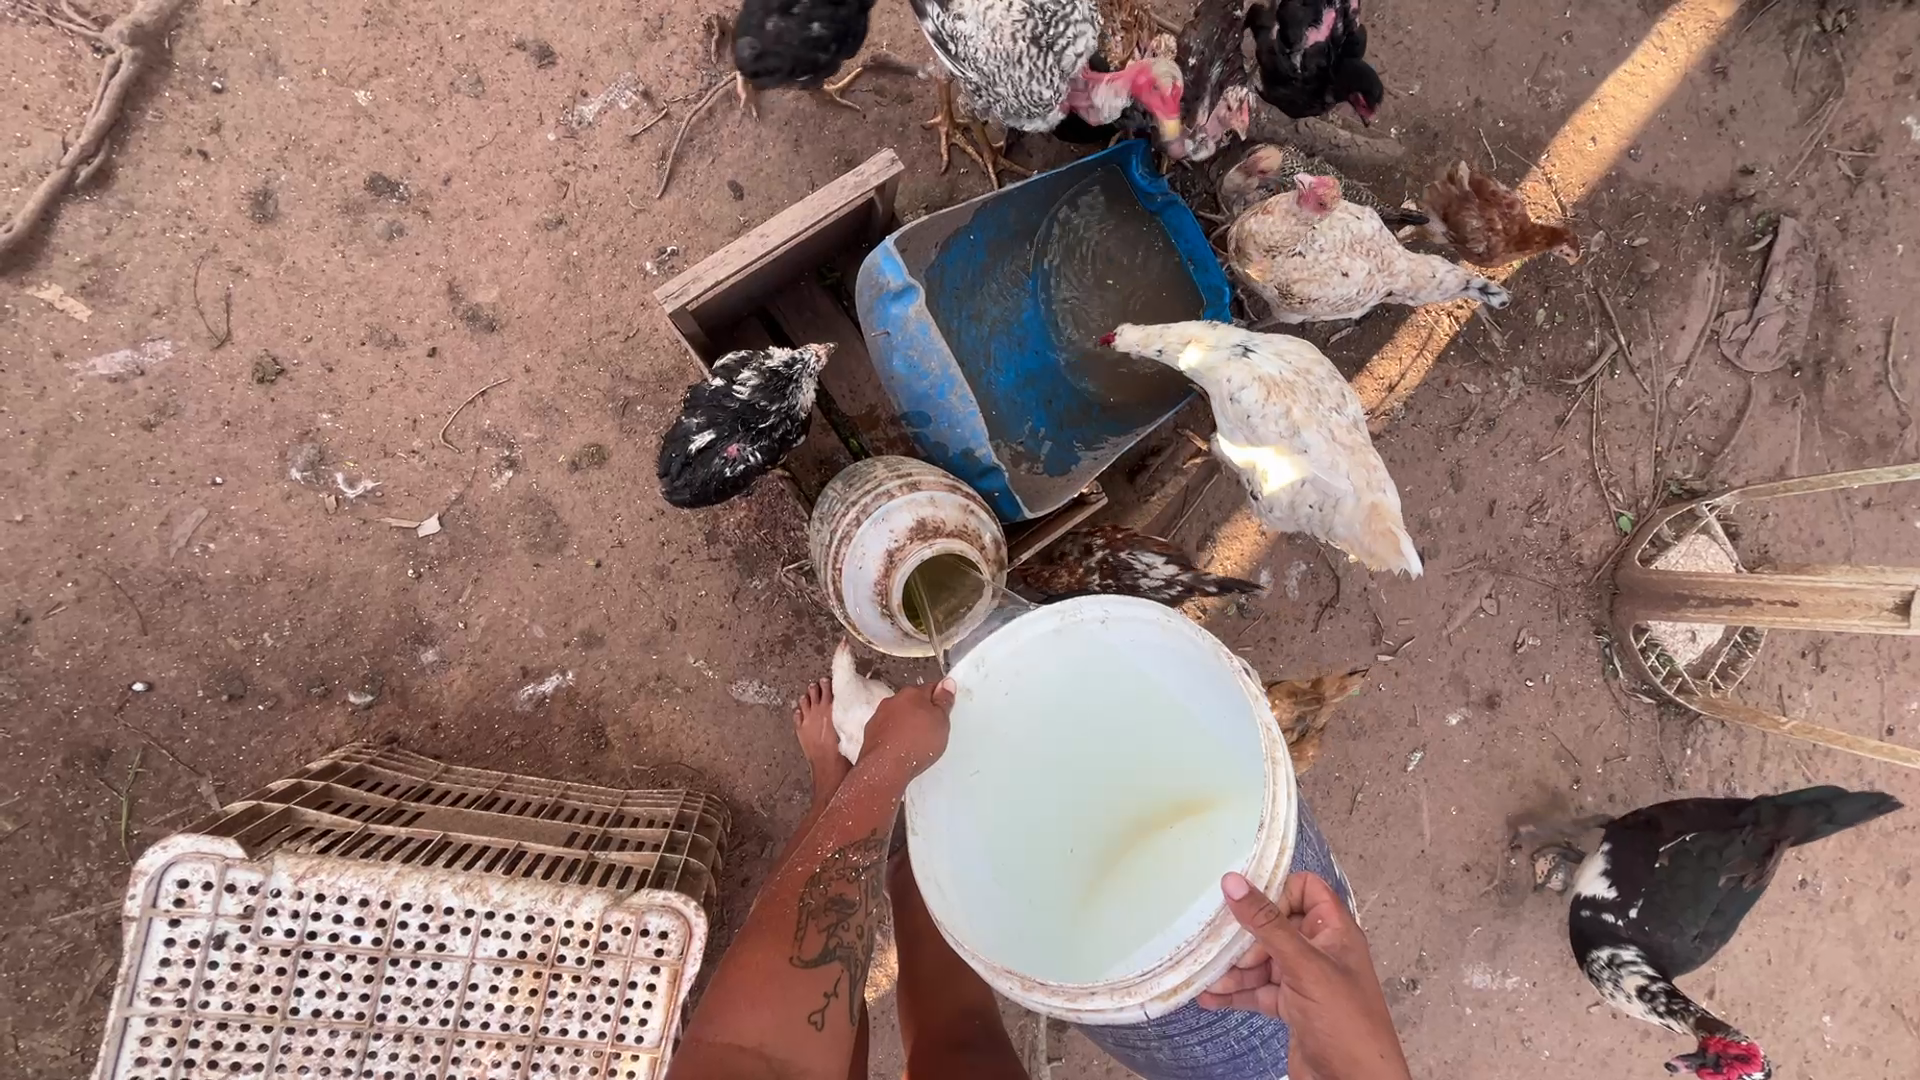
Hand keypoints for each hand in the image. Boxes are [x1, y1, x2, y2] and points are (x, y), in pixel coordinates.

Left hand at [856, 678, 955, 778]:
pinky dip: (894, 737)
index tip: (945, 707)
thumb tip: (947, 685)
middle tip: (933, 729)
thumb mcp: (941, 721)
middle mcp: (893, 701)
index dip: (940, 697)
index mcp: (912, 693)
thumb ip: (944, 701)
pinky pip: (888, 731)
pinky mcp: (871, 733)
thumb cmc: (914, 744)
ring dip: (907, 725)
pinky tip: (902, 749)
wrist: (886, 767)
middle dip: (922, 713)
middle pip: (913, 702)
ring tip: (917, 743)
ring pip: (899, 716)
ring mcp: (879, 716)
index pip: (930, 687)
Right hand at [1198, 872, 1410, 1079]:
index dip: (1278, 891)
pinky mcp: (1291, 1007)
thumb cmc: (1345, 1024)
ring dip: (1234, 967)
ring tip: (1207, 976)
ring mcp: (1303, 980)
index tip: (1250, 905)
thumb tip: (1232, 881)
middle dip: (1244, 935)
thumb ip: (1266, 923)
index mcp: (1334, 932)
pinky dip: (1235, 992)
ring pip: (1261, 958)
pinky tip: (1209, 996)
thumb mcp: (1304, 967)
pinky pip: (1257, 989)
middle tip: (1219, 945)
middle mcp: (1319, 951)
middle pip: (1274, 924)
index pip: (1305, 890)